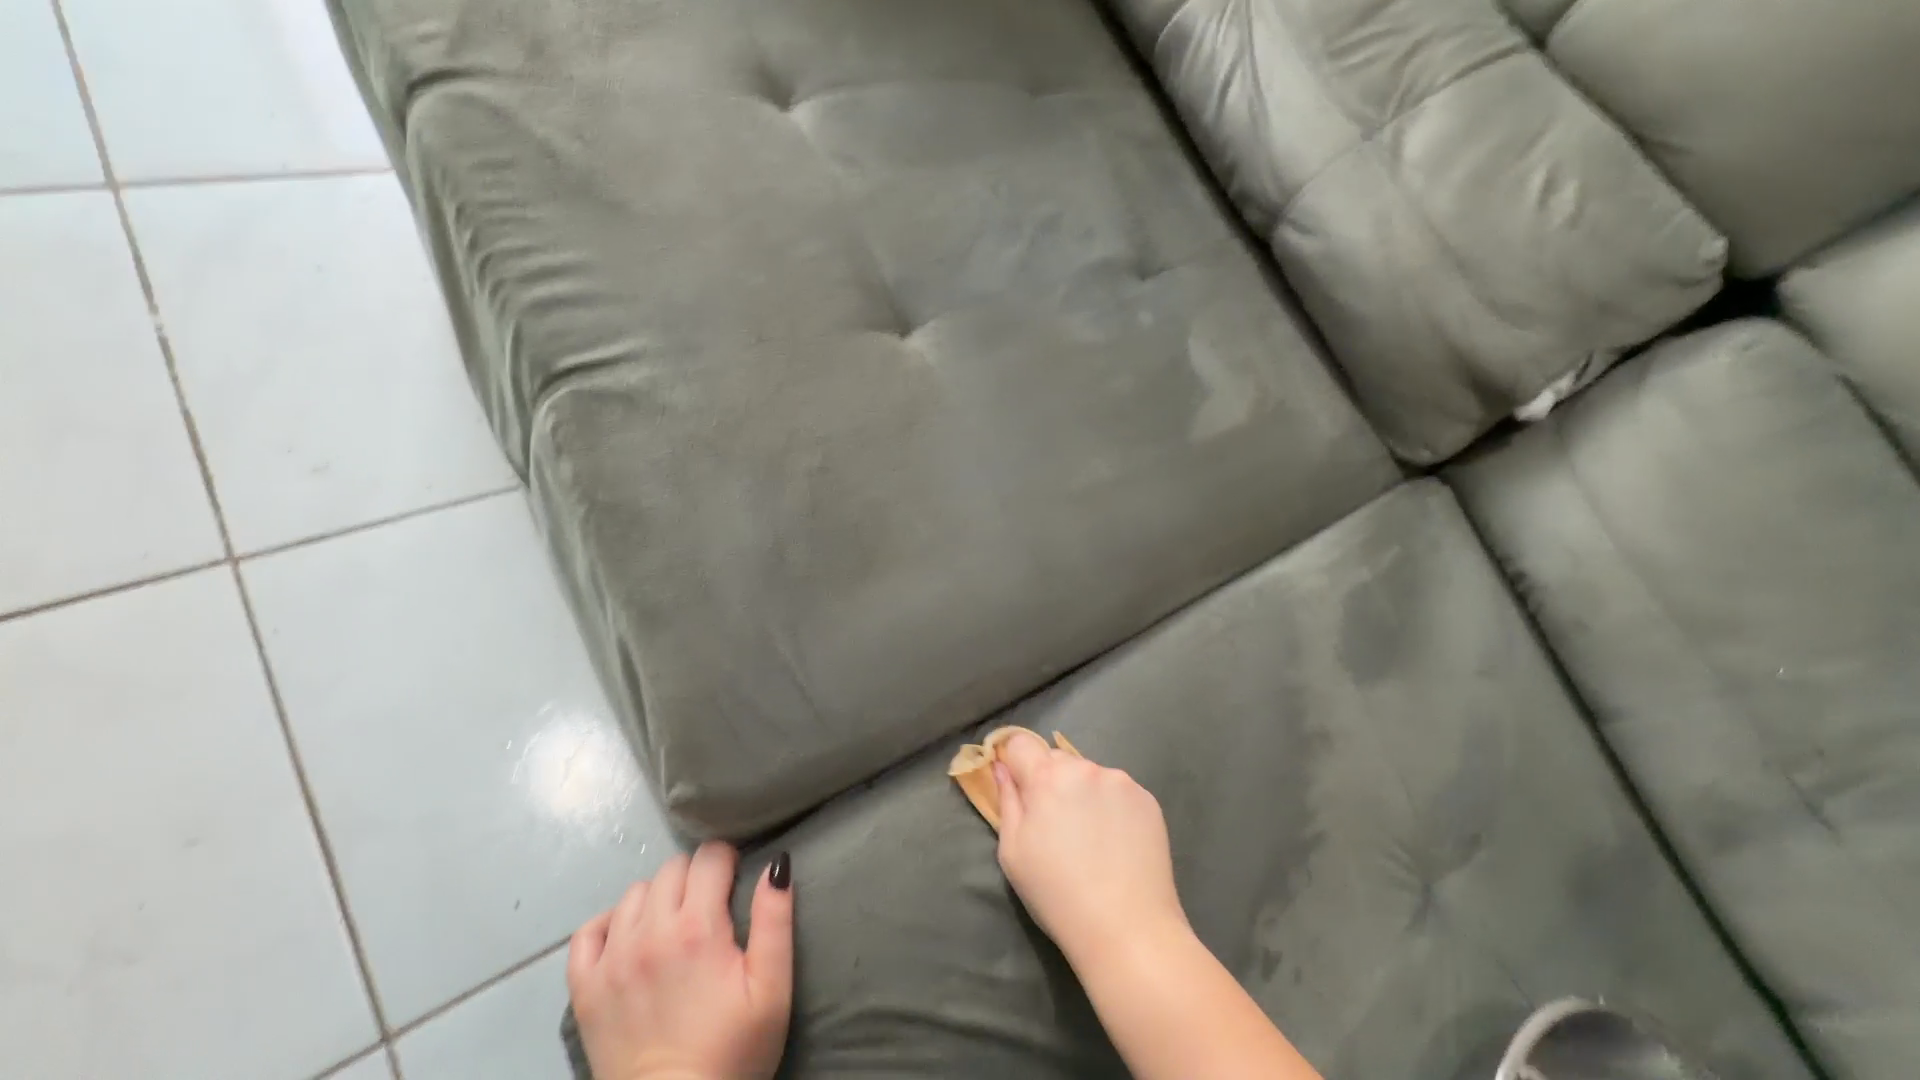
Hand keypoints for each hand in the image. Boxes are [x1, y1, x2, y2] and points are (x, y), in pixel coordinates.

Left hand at [567, 842, 793, 1079]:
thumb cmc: (733, 1050)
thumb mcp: (772, 988)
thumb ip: (775, 921)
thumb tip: (776, 866)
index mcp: (698, 927)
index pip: (709, 857)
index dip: (728, 862)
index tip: (735, 883)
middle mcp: (649, 931)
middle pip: (671, 869)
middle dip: (695, 877)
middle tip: (710, 909)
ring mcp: (611, 958)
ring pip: (634, 893)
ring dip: (657, 898)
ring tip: (674, 926)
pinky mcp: (584, 986)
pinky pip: (588, 930)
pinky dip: (610, 923)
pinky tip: (629, 936)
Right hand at [993, 732, 1188, 963]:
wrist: (1128, 928)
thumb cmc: (1057, 894)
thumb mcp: (1013, 852)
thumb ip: (1006, 801)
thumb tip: (1001, 768)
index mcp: (1047, 778)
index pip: (1020, 744)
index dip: (1013, 762)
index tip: (1016, 788)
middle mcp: (1086, 769)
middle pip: (1056, 759)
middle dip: (1048, 781)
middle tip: (1052, 823)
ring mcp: (1122, 782)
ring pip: (1088, 775)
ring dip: (1080, 792)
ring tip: (1087, 837)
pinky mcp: (1148, 800)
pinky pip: (1117, 791)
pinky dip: (1109, 806)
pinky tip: (1113, 841)